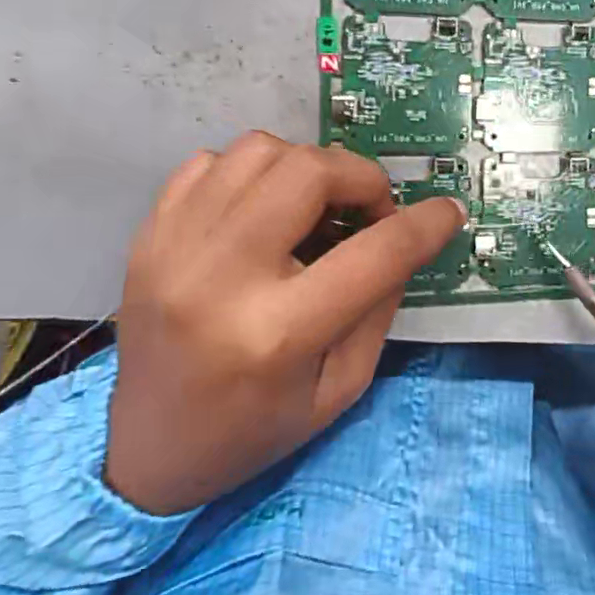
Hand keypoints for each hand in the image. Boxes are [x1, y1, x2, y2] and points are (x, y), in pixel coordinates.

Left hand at [106, 132, 465, 515]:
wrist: (148, 444)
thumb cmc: (253, 428)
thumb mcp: (338, 388)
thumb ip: (378, 306)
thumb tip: (403, 235)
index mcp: (277, 333)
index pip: (372, 255)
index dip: (423, 225)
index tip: (446, 211)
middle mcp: (221, 276)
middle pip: (307, 172)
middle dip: (358, 178)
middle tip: (368, 210)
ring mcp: (175, 245)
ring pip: (258, 150)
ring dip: (303, 166)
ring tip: (313, 206)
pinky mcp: (150, 233)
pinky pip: (209, 162)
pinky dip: (249, 173)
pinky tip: (259, 210)